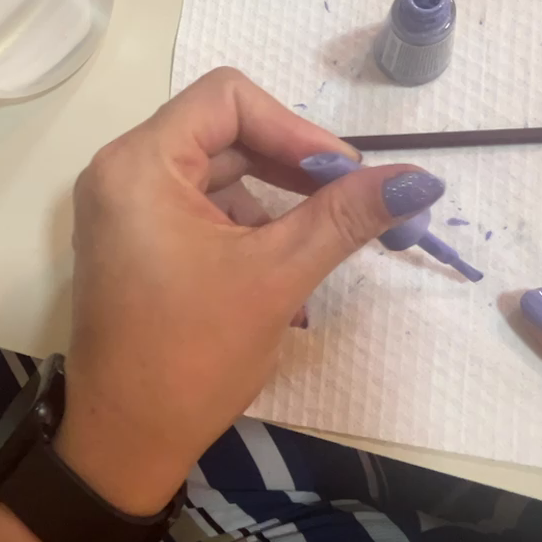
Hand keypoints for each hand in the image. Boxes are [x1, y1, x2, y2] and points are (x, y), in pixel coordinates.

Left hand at [57, 68, 448, 513]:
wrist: (125, 442)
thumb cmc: (194, 355)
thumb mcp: (277, 276)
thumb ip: (345, 216)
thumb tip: (421, 177)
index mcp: (139, 163)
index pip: (227, 98)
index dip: (294, 127)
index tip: (344, 174)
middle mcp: (121, 170)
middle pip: (222, 132)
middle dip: (290, 164)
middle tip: (350, 201)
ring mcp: (123, 205)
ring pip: (215, 170)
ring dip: (272, 198)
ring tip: (317, 242)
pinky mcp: (133, 236)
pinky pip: (198, 205)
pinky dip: (244, 224)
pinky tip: (280, 262)